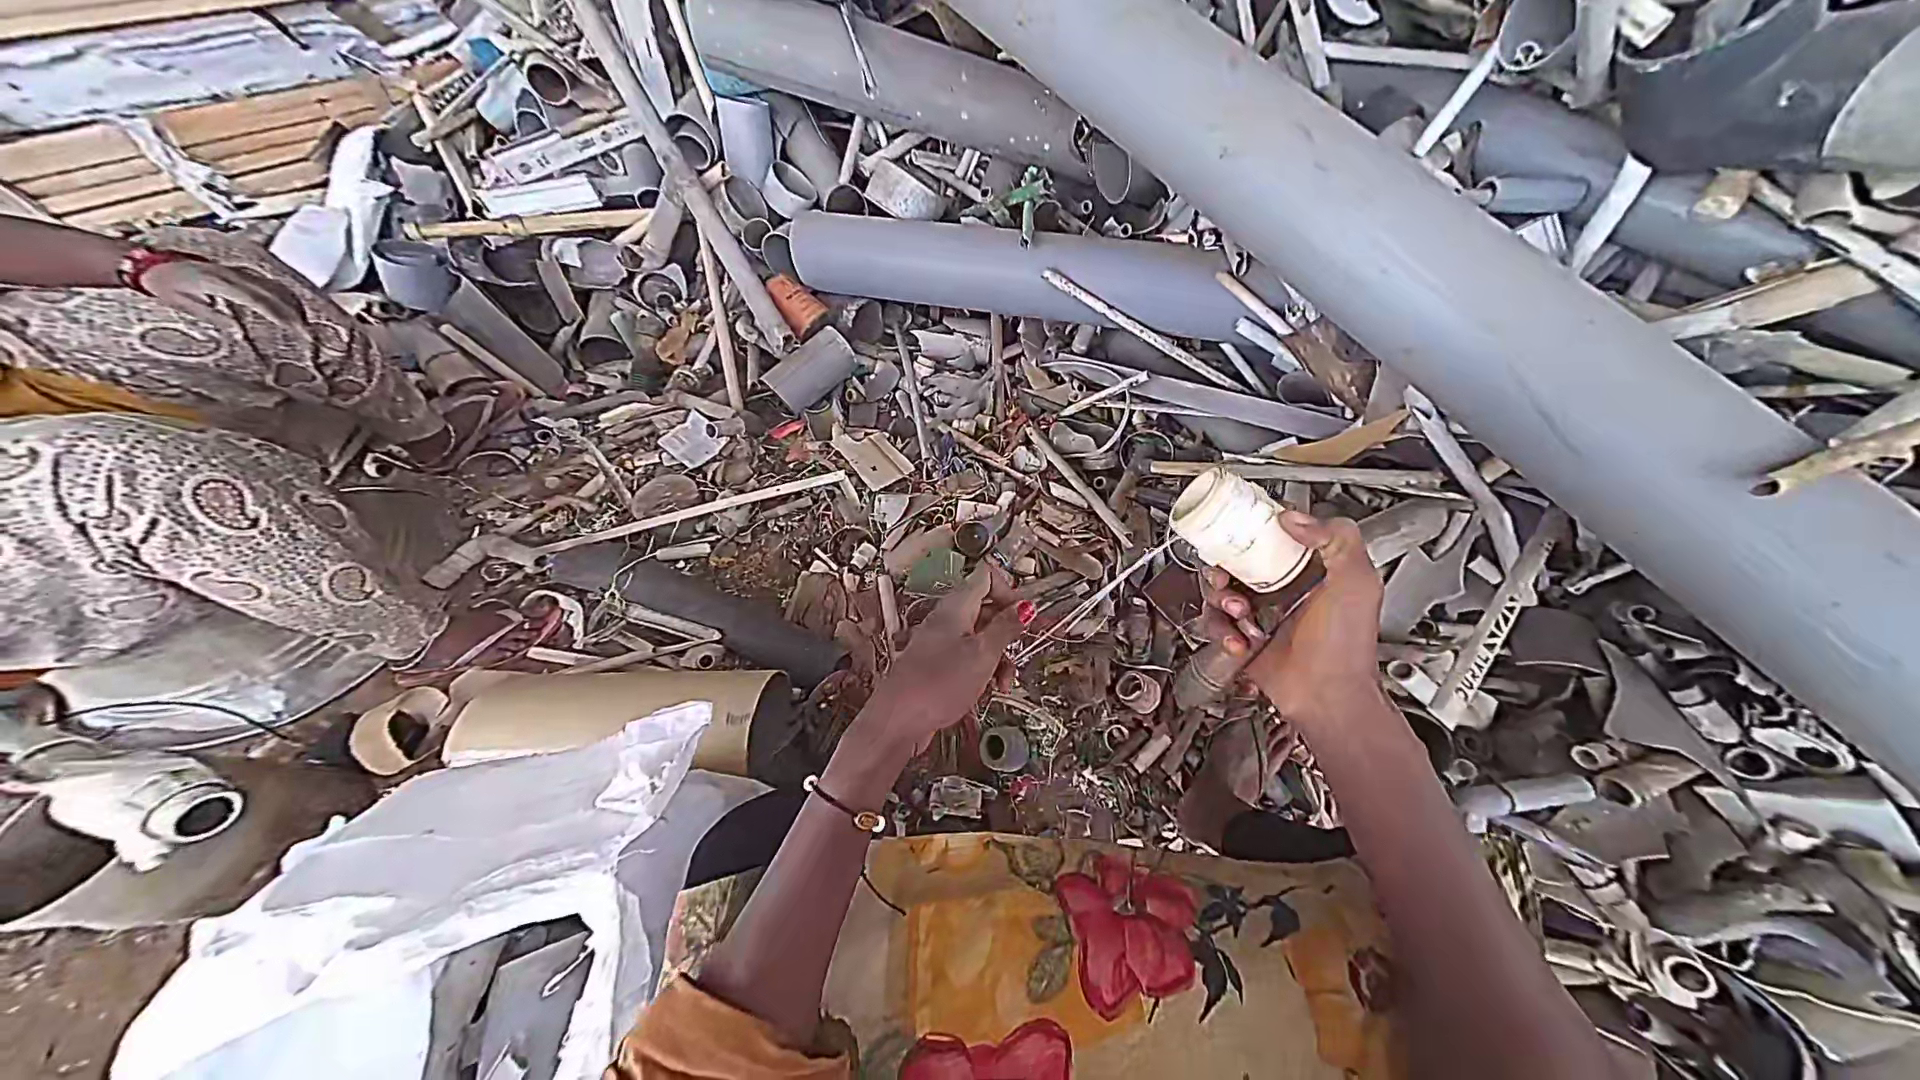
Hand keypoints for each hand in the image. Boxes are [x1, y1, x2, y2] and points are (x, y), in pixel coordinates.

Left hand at [139, 259, 305, 327]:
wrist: (141, 261)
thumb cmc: (159, 284)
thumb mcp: (182, 303)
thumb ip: (214, 317)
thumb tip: (240, 332)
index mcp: (218, 282)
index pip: (258, 300)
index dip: (279, 315)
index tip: (295, 329)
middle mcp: (230, 274)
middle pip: (273, 294)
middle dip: (293, 313)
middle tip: (307, 331)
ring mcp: (234, 270)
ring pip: (274, 287)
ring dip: (292, 304)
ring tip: (304, 321)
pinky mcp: (235, 270)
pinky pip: (266, 283)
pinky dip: (282, 296)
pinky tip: (289, 306)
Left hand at [857, 563, 1029, 754]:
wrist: (898, 720)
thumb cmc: (939, 684)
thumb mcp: (983, 654)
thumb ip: (1006, 627)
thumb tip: (1026, 605)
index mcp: (957, 607)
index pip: (987, 577)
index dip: (1010, 591)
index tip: (1025, 615)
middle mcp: (947, 619)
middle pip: (986, 609)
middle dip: (1008, 629)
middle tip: (1023, 648)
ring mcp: (940, 642)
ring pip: (980, 637)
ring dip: (999, 655)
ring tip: (1004, 681)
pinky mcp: (937, 666)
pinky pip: (968, 658)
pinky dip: (983, 669)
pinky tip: (989, 688)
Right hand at [1201, 510, 1383, 723]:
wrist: (1327, 696)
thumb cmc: (1346, 647)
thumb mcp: (1356, 582)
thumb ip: (1336, 539)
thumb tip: (1294, 518)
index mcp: (1307, 570)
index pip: (1272, 537)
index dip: (1251, 532)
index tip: (1237, 532)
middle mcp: (1280, 589)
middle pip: (1234, 563)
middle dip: (1223, 570)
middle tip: (1226, 580)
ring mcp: (1259, 613)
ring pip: (1217, 592)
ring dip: (1220, 601)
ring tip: (1238, 615)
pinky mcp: (1241, 637)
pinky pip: (1214, 624)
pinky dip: (1221, 632)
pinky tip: (1240, 642)